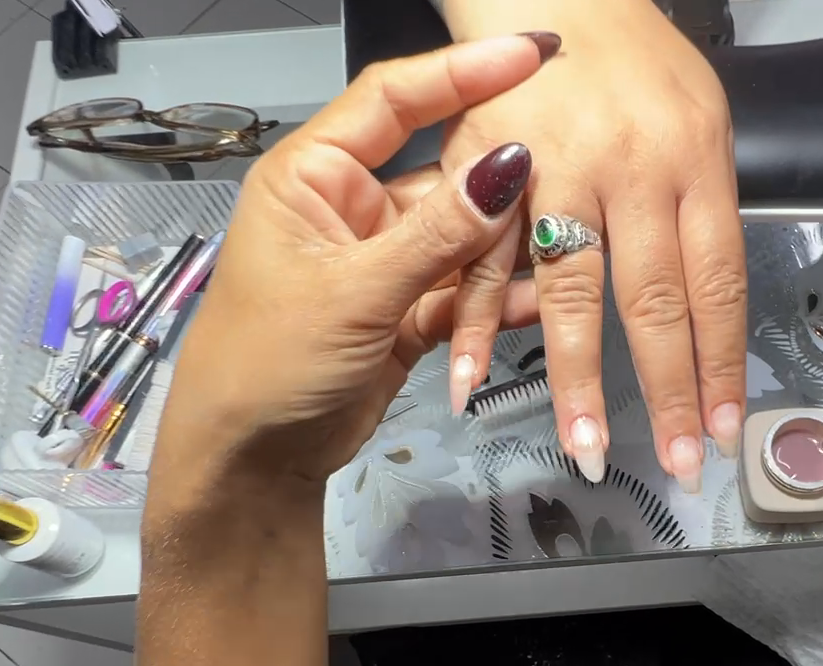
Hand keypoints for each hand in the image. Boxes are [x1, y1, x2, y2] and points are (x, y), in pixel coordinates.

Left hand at [147, 36, 546, 519]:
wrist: (259, 456)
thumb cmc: (271, 360)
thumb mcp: (355, 290)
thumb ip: (436, 233)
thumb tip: (507, 165)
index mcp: (316, 175)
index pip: (394, 100)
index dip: (461, 73)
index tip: (529, 52)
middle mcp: (355, 210)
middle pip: (441, 178)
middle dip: (495, 184)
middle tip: (562, 173)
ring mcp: (387, 266)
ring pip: (460, 244)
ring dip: (502, 254)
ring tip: (561, 246)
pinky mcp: (409, 316)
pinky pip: (462, 297)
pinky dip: (493, 304)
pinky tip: (538, 300)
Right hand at [437, 0, 745, 491]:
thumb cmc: (640, 63)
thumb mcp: (702, 124)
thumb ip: (703, 218)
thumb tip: (704, 318)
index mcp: (695, 160)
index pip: (717, 286)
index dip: (720, 368)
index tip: (721, 434)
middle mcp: (629, 170)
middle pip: (652, 302)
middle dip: (665, 395)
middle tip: (675, 467)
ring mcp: (555, 170)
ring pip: (568, 292)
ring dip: (576, 382)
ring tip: (585, 452)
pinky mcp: (490, 169)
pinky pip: (481, 260)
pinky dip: (469, 327)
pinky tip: (469, 386)